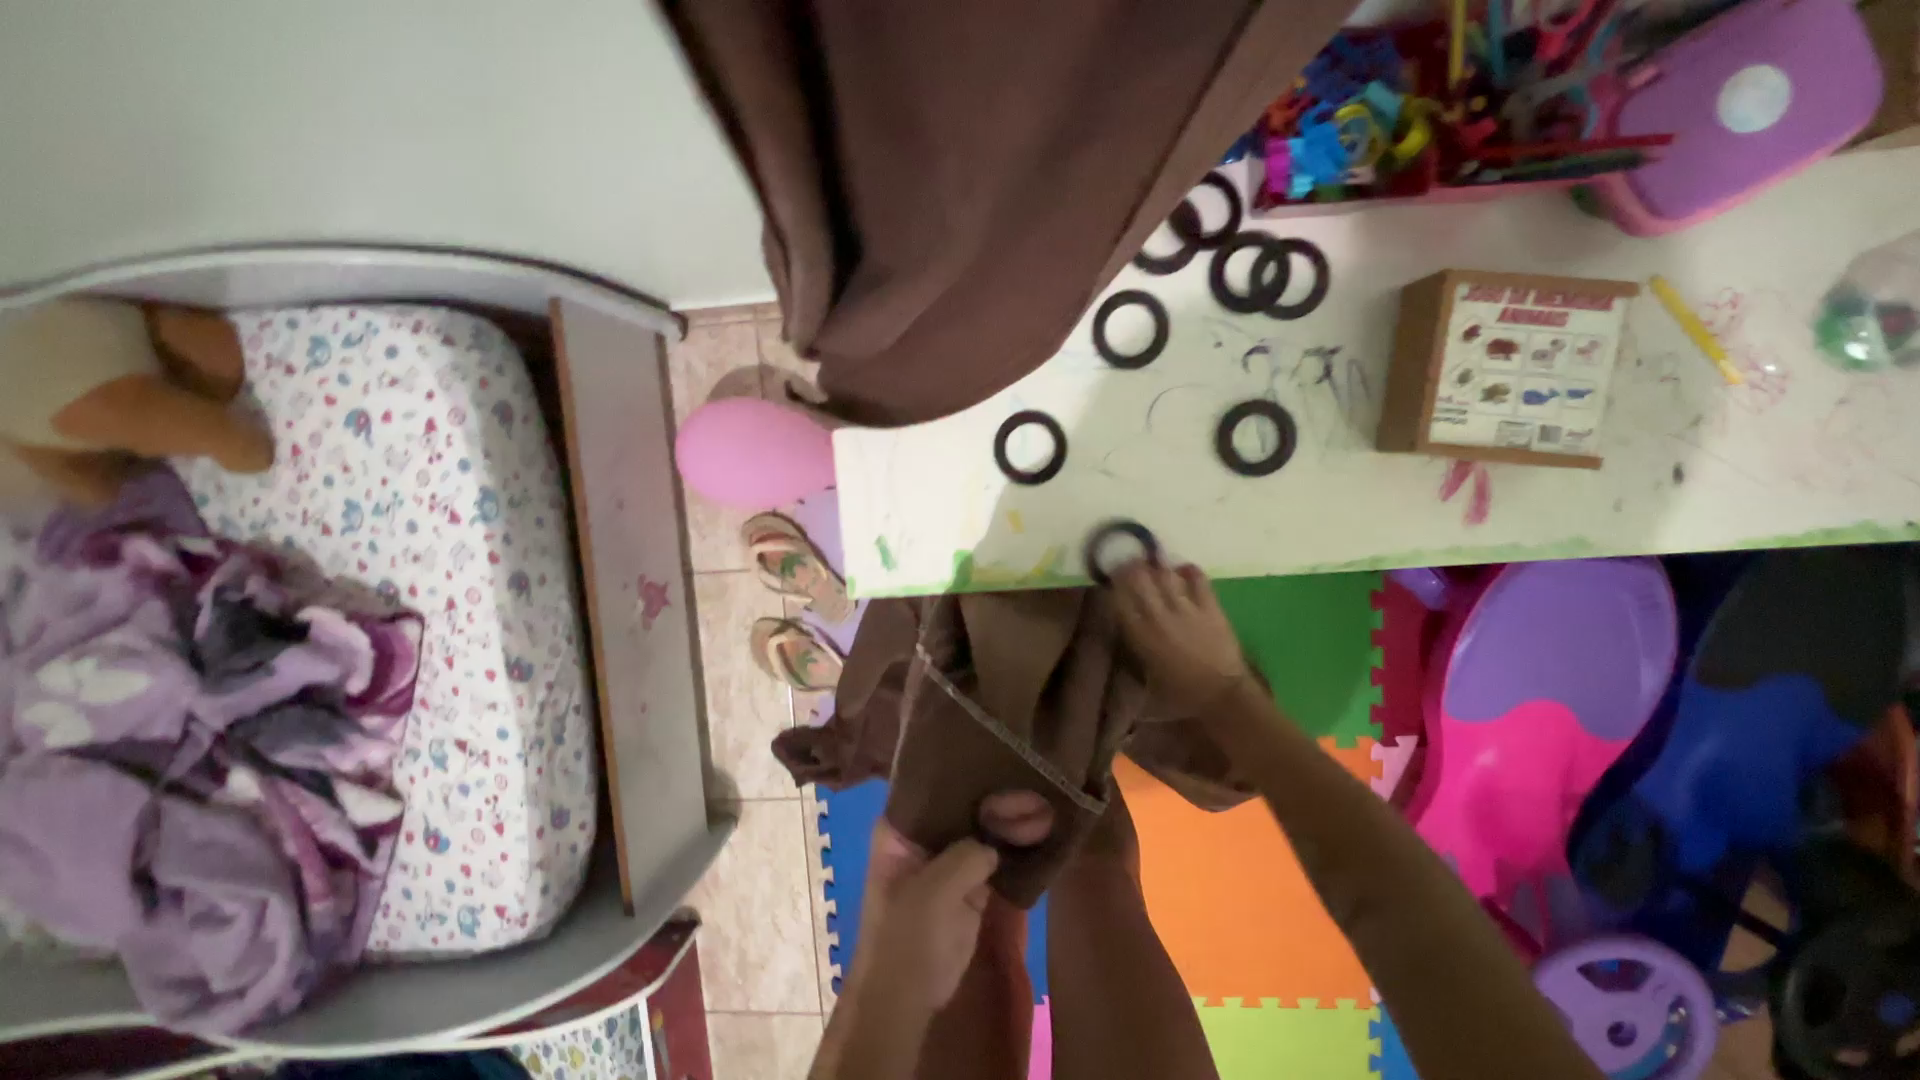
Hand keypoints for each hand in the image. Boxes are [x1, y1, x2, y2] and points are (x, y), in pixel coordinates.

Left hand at [851, 792, 1053, 1012]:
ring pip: (983, 831)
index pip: (934, 786)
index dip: (966, 773)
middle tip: (1033, 782)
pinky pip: (996, 860)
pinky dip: (1015, 850)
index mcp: (901, 828)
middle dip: (995, 798)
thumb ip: (967, 854)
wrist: (907, 998)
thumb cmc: (906, 937)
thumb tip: (995, 843)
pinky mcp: (970, 888)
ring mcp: (948, 862)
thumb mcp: (934, 889)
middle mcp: (924, 836)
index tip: (1001, 758)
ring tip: (1044, 800)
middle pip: (964, 807)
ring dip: (1010, 822)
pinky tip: (1042, 832)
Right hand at [1112, 560, 1252, 713]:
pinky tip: (1183, 568)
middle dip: (1130, 568)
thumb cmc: (1181, 695)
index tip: (1111, 578)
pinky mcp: (1209, 607)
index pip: (1119, 599)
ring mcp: (1185, 609)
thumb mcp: (1147, 682)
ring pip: (1165, 575)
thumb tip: (1123, 655)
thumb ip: (1133, 662)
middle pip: (1138, 579)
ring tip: (1151, 560)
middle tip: (1128, 563)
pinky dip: (1188, 570)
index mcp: (1140, 635)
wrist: (1222, 695)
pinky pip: (1197, 579)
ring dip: (1155, 565)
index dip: (1113, 585)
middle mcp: (1158, 616)